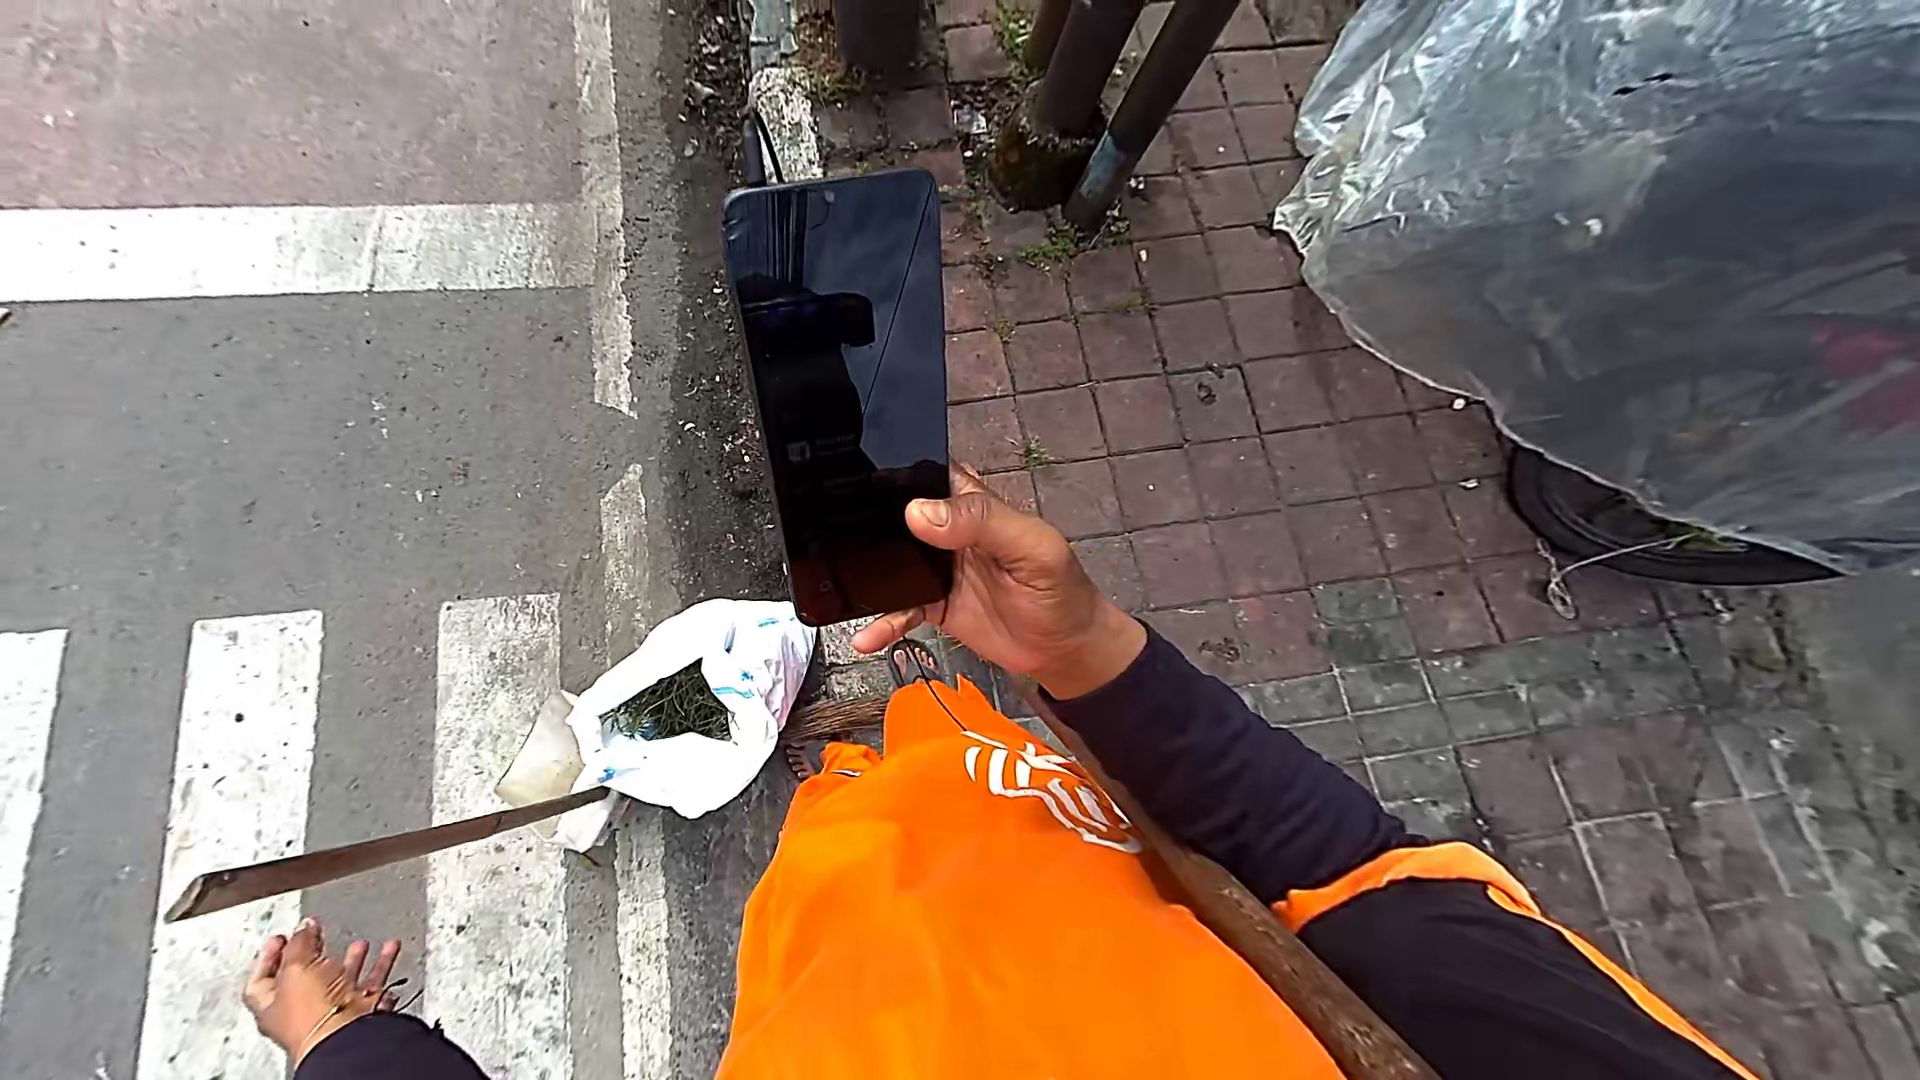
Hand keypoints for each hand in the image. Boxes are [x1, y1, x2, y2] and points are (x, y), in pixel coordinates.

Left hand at [243, 917, 400, 1063]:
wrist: (347, 1030)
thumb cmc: (312, 1009)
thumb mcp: (297, 969)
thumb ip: (301, 945)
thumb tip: (303, 926)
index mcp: (274, 1003)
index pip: (264, 978)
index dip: (270, 957)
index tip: (280, 937)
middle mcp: (302, 1007)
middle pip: (306, 977)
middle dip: (314, 954)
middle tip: (319, 934)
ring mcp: (333, 1007)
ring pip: (342, 978)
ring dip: (352, 959)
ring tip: (360, 942)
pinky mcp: (362, 1004)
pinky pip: (374, 978)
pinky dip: (383, 961)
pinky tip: (390, 948)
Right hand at [851, 464, 1146, 698]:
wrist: (1065, 651)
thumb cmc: (1061, 591)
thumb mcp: (1032, 548)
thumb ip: (982, 522)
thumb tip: (918, 512)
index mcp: (974, 506)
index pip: (929, 475)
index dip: (896, 473)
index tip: (855, 478)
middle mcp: (950, 534)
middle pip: (899, 518)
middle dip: (866, 523)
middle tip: (831, 531)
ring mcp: (939, 571)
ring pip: (893, 564)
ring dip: (868, 574)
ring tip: (840, 586)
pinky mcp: (935, 606)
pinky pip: (900, 609)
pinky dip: (883, 622)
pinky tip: (868, 636)